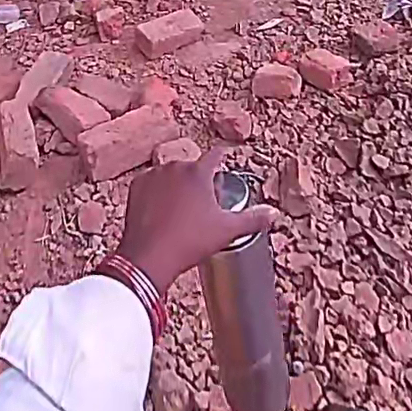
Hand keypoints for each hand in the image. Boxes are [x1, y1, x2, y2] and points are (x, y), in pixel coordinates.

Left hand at [113, 146, 277, 294]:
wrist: (149, 255)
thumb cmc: (190, 241)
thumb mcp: (227, 230)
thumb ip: (252, 219)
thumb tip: (274, 213)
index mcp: (199, 172)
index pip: (216, 155)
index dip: (223, 157)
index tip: (226, 158)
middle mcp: (175, 166)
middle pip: (193, 168)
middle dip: (199, 181)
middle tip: (204, 204)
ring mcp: (154, 174)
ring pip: (171, 175)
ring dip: (177, 186)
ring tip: (181, 212)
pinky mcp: (137, 185)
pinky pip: (152, 184)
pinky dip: (157, 193)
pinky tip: (161, 212)